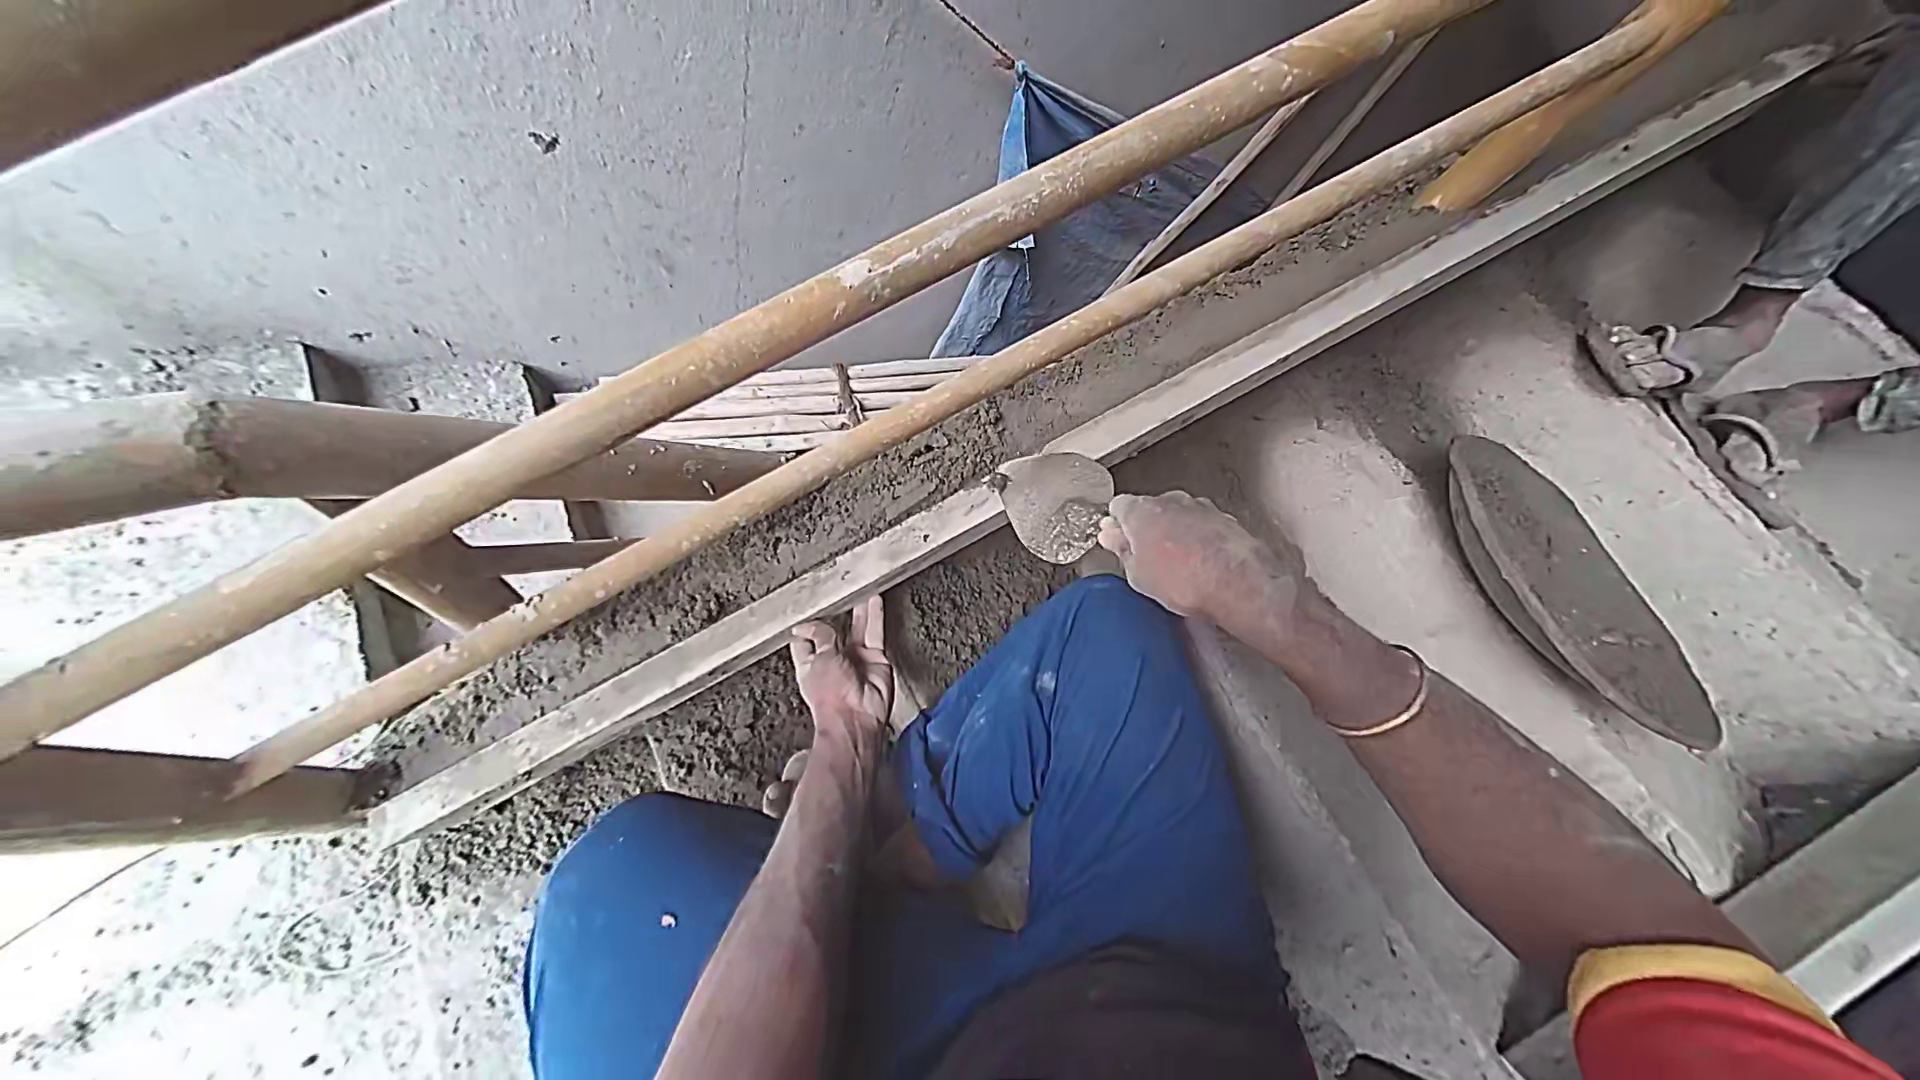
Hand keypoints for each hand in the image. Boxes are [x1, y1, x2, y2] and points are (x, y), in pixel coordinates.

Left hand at [790, 595, 893, 742]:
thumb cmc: (831, 699)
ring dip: (859, 609)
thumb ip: (821, 636)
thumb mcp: (819, 659)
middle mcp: (835, 661)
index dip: (807, 624)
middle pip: (835, 630)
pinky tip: (875, 599)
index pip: (806, 640)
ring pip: (858, 627)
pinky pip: (876, 632)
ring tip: (860, 589)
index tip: (810, 606)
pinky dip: (875, 614)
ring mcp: (856, 659)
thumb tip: (812, 624)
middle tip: (839, 591)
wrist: (856, 718)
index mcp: (812, 664)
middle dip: (837, 612)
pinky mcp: (876, 658)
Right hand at [1098, 491, 1313, 636]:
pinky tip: (1197, 562)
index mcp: (1141, 510)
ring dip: (1172, 532)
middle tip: (1144, 556)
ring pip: (1176, 514)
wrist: (1238, 585)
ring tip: (1174, 564)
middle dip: (1144, 528)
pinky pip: (1200, 524)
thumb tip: (1113, 539)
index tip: (1117, 540)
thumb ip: (1122, 551)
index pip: (1119, 506)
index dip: (1116, 524)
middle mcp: (1170, 500)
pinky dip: (1196, 537)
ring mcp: (1200, 507)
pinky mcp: (1223, 518)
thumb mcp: (1138, 575)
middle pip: (1148, 509)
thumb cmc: (1186, 580)